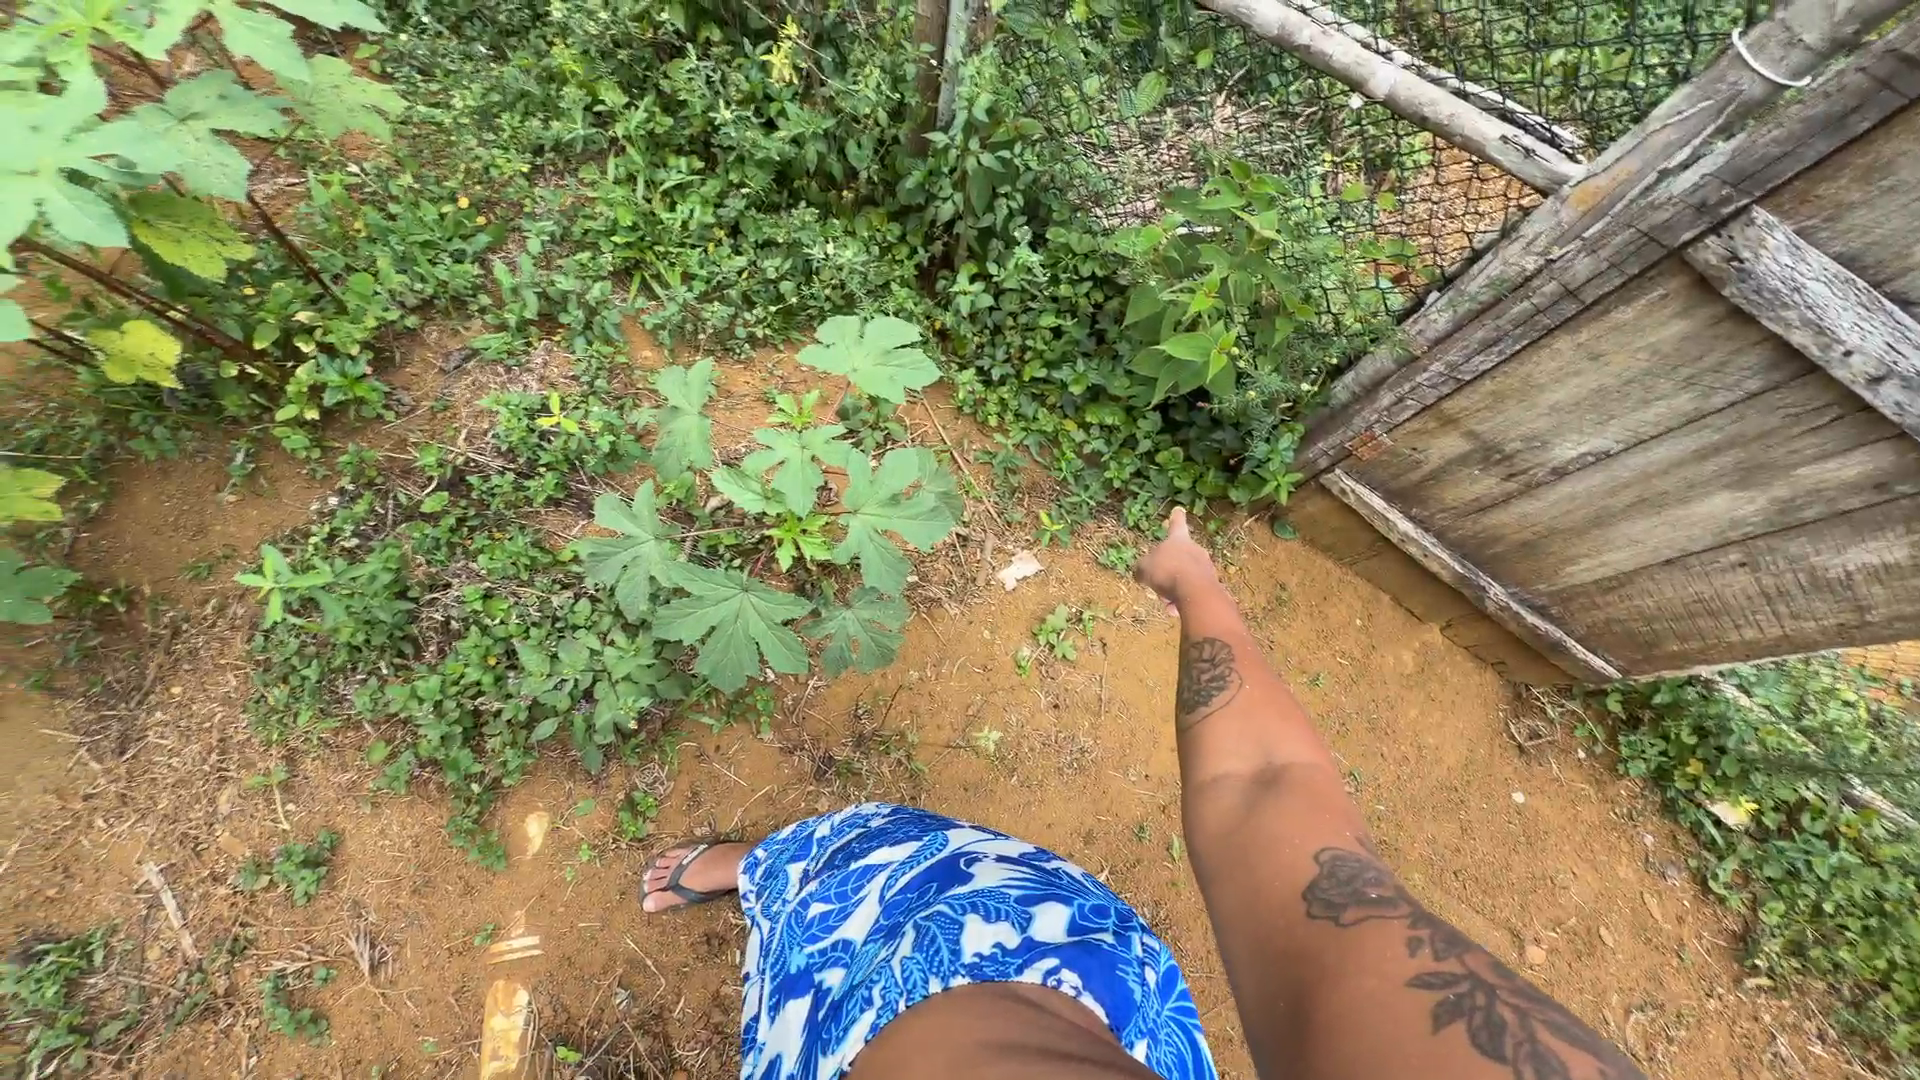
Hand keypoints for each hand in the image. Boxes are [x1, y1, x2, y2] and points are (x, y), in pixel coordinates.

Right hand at [1134, 507, 1219, 612]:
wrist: (1194, 592)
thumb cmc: (1167, 572)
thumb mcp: (1144, 568)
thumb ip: (1142, 568)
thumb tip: (1141, 573)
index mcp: (1178, 540)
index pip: (1176, 524)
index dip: (1175, 517)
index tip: (1178, 509)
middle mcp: (1195, 550)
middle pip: (1178, 556)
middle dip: (1167, 569)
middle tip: (1156, 582)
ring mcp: (1206, 567)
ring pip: (1184, 576)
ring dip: (1173, 587)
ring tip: (1165, 600)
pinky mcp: (1212, 585)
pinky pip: (1192, 590)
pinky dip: (1182, 599)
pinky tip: (1175, 609)